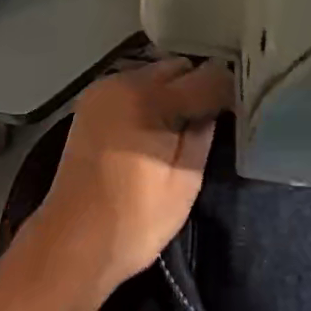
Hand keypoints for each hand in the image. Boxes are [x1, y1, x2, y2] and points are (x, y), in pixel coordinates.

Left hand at [31, 57, 232, 288]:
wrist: (71, 243)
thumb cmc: (135, 218)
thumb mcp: (185, 180)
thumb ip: (203, 132)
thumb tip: (216, 104)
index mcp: (148, 98)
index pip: (205, 77)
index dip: (227, 90)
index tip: (239, 107)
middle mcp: (123, 81)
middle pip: (177, 67)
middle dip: (197, 87)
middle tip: (210, 119)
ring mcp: (103, 89)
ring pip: (154, 73)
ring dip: (172, 91)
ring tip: (181, 125)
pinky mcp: (90, 102)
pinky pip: (132, 86)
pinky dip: (148, 97)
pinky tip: (153, 126)